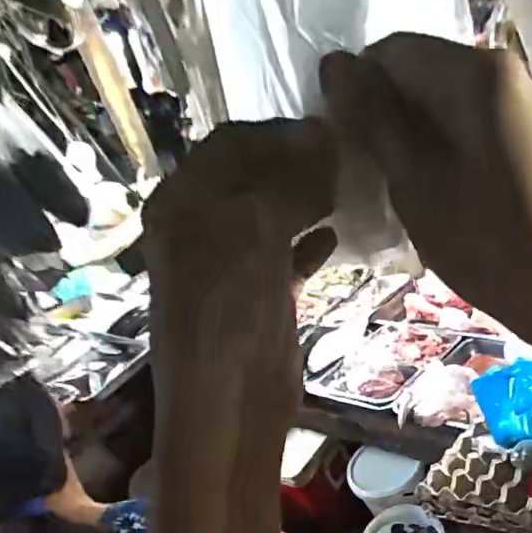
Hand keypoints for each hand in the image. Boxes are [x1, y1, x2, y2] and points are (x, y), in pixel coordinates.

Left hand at [142, 119, 337, 413]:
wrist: (230, 400)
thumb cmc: (229, 311)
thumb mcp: (253, 234)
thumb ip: (289, 187)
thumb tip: (328, 146)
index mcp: (184, 204)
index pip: (231, 147)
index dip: (279, 134)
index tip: (329, 132)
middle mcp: (204, 229)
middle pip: (254, 180)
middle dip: (297, 166)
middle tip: (345, 159)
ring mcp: (235, 267)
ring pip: (275, 218)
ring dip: (309, 202)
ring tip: (347, 190)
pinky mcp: (263, 300)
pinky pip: (289, 259)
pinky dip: (312, 245)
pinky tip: (337, 239)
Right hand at [319, 35, 531, 336]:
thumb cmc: (480, 241)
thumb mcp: (413, 179)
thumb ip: (373, 117)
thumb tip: (335, 65)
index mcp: (477, 71)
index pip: (393, 54)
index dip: (360, 93)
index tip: (351, 145)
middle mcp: (507, 73)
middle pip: (424, 76)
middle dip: (391, 117)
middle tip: (377, 174)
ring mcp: (524, 108)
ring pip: (448, 105)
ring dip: (418, 138)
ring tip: (409, 189)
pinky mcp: (531, 142)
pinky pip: (473, 128)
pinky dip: (448, 152)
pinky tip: (440, 192)